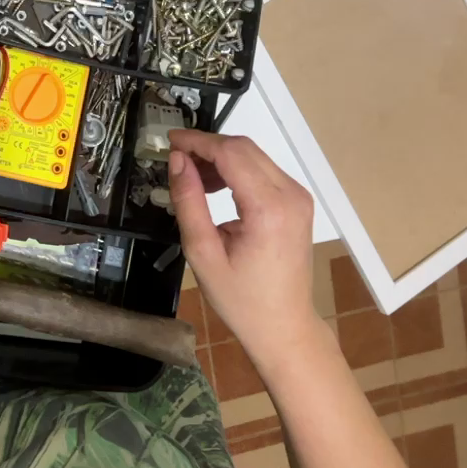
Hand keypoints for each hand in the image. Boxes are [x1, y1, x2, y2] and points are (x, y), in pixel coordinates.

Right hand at [167, 130, 317, 347]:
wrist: (283, 326)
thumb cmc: (240, 298)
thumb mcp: (202, 252)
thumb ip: (189, 201)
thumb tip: (177, 160)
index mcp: (269, 209)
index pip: (231, 153)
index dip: (197, 141)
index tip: (168, 141)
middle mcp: (291, 195)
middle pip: (244, 148)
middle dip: (207, 146)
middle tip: (174, 158)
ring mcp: (298, 197)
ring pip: (253, 155)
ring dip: (220, 157)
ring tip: (191, 178)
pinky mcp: (297, 202)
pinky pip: (262, 170)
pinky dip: (235, 169)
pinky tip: (214, 186)